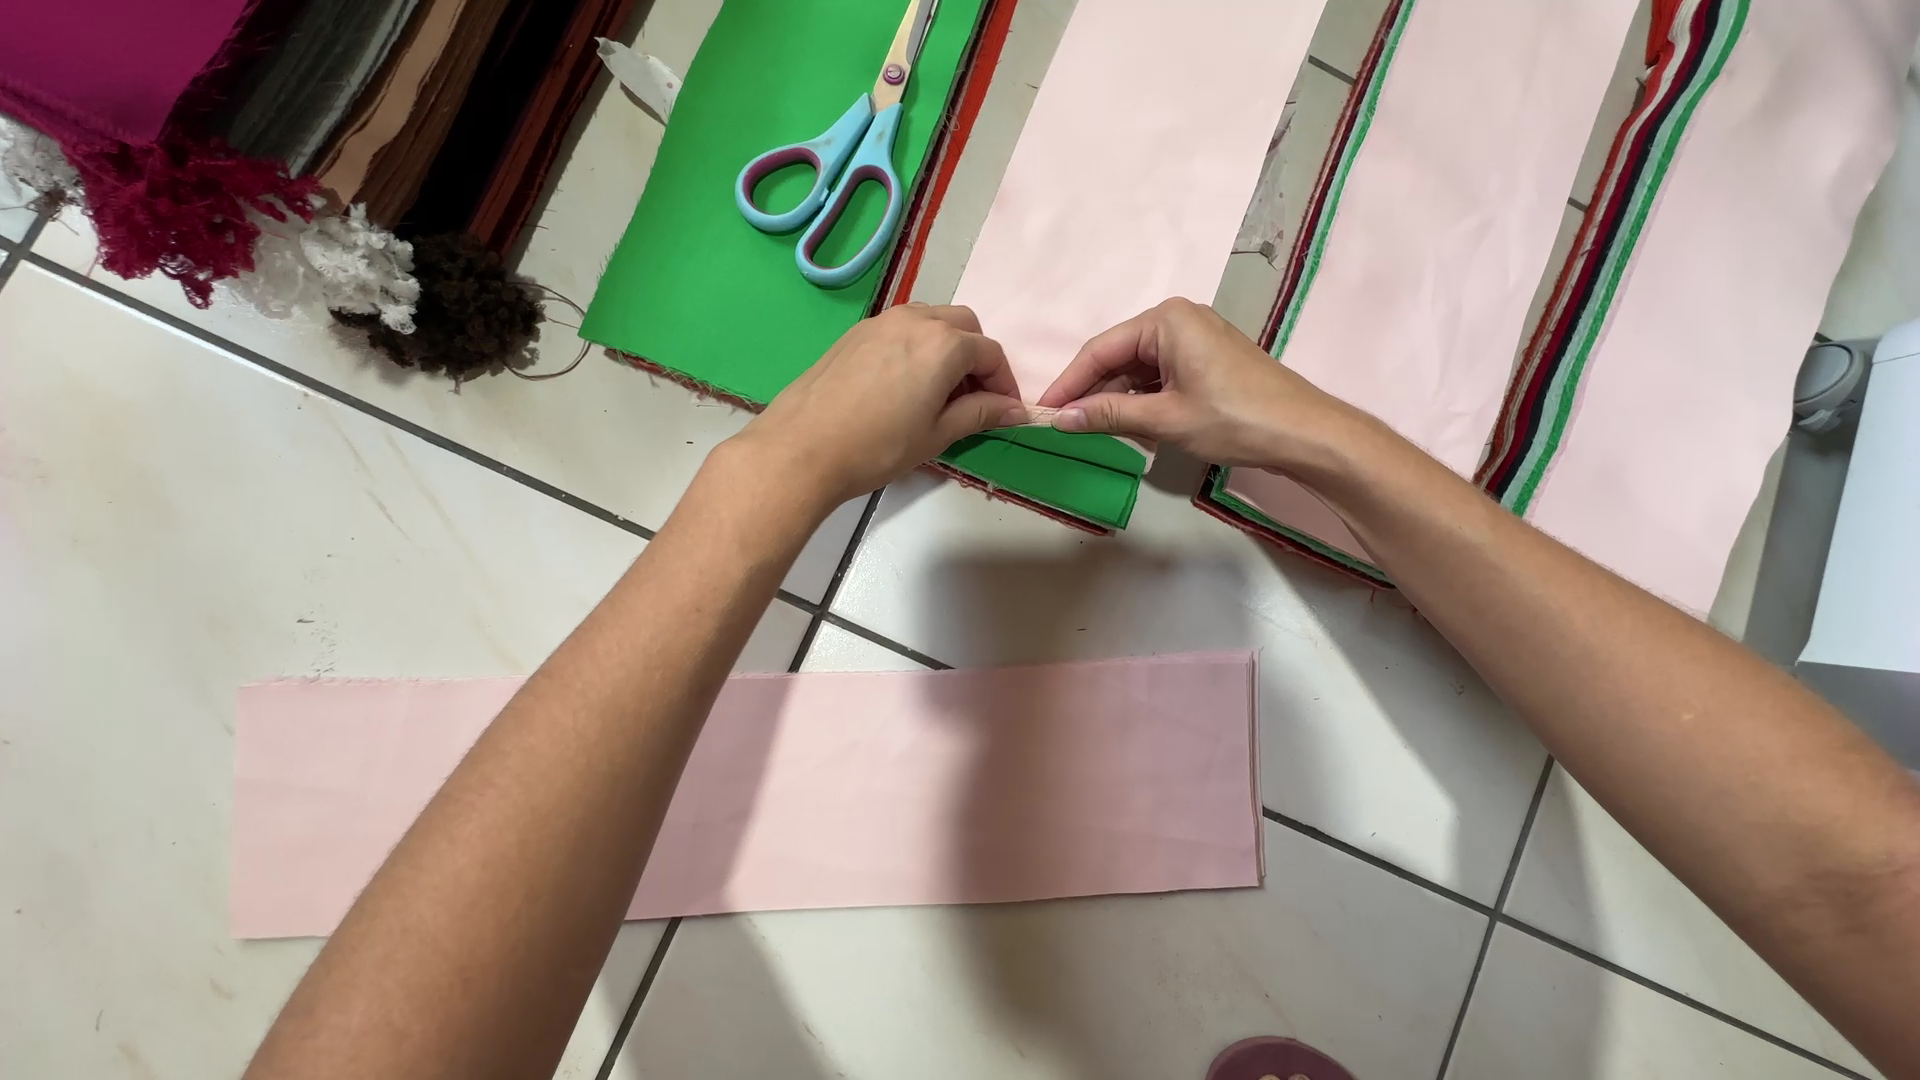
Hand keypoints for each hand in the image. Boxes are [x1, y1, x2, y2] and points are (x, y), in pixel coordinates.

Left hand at [733, 304, 1026, 505]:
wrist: (803, 447)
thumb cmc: (878, 447)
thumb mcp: (938, 434)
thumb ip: (981, 413)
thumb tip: (1017, 410)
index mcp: (944, 344)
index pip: (991, 353)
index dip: (1004, 383)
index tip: (1005, 411)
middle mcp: (916, 319)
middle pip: (964, 326)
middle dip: (977, 358)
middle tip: (973, 399)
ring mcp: (882, 321)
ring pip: (932, 320)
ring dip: (947, 347)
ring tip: (939, 391)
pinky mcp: (856, 332)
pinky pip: (902, 328)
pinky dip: (918, 346)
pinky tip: (905, 383)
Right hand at [1038, 298, 1359, 471]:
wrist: (1305, 433)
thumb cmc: (1233, 418)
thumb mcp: (1165, 419)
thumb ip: (1109, 415)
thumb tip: (1060, 419)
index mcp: (1166, 320)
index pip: (1100, 351)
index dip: (1068, 384)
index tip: (1042, 412)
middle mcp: (1178, 319)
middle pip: (1117, 356)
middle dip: (1092, 392)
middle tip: (1062, 425)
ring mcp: (1194, 338)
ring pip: (1137, 369)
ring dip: (1116, 399)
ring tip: (1092, 429)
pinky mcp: (1205, 360)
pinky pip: (1159, 375)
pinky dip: (1141, 399)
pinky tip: (1130, 424)